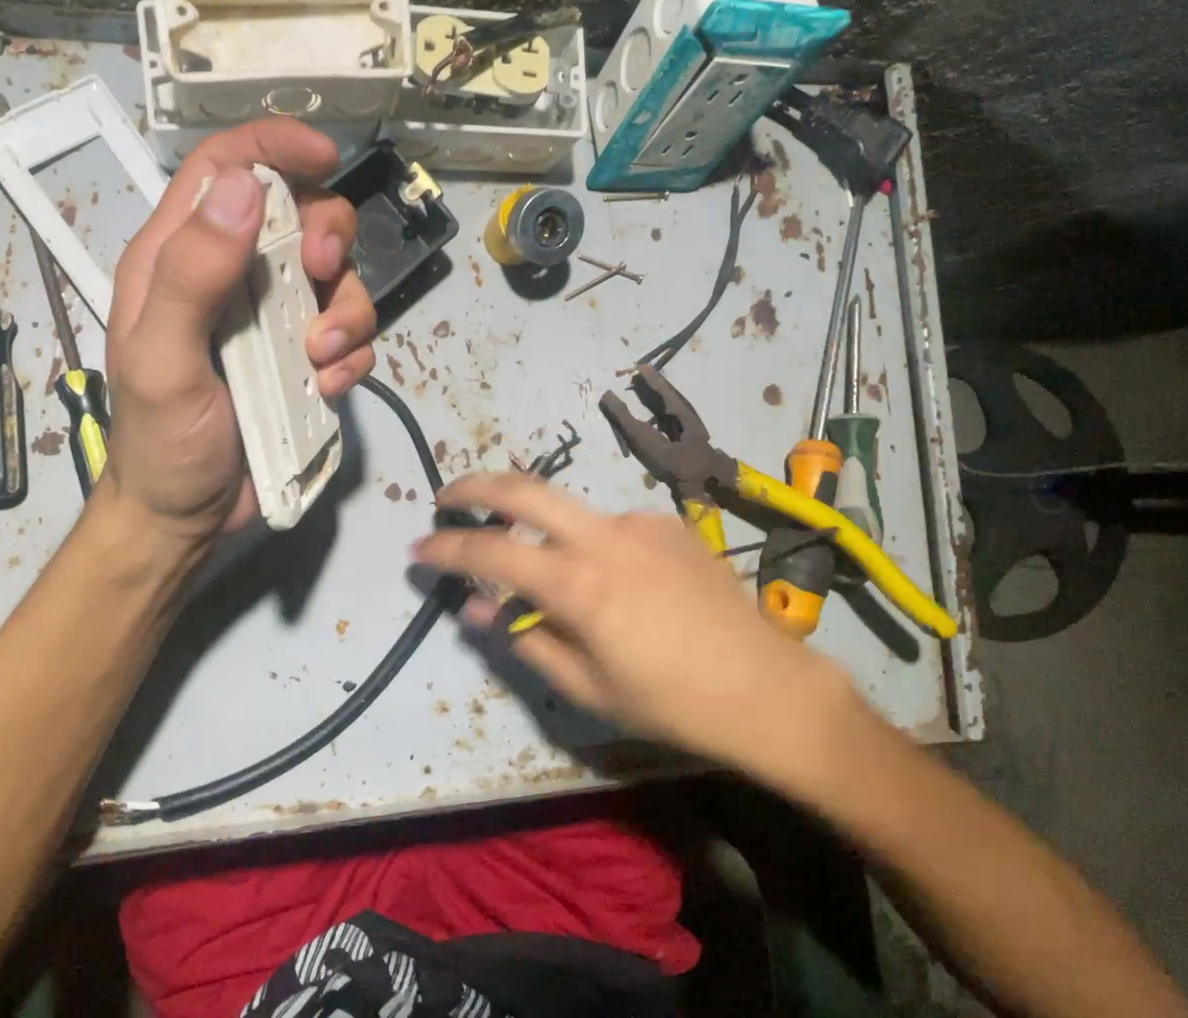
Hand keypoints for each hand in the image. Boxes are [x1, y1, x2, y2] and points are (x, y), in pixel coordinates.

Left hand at [103, 118, 376, 545]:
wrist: (187, 516)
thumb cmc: (162, 441)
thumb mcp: (162, 359)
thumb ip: (192, 274)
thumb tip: (244, 187)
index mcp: (179, 259)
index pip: (225, 170)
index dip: (272, 147)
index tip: (323, 156)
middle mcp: (231, 278)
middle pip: (298, 213)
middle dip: (325, 234)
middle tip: (321, 272)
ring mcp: (273, 321)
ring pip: (336, 276)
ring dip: (345, 311)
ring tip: (320, 361)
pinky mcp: (304, 361)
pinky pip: (351, 335)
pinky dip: (351, 356)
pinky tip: (326, 387)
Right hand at [412, 474, 854, 774]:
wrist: (768, 689)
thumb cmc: (671, 702)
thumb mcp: (588, 686)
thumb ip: (525, 639)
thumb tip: (476, 608)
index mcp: (580, 584)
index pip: (493, 551)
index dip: (448, 548)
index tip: (419, 548)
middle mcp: (606, 538)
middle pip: (525, 489)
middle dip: (475, 486)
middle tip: (446, 498)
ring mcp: (642, 525)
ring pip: (570, 513)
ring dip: (541, 529)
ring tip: (542, 573)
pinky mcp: (670, 526)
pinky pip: (610, 527)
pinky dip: (589, 544)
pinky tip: (609, 582)